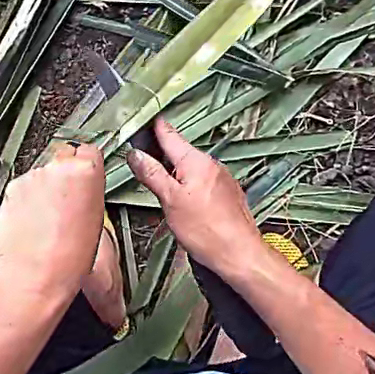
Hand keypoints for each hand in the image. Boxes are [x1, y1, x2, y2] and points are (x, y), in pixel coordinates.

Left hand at [0, 143, 106, 313]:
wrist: (35, 275)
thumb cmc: (68, 257)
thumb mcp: (97, 221)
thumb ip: (90, 193)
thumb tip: (84, 190)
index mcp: (86, 172)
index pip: (89, 151)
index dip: (86, 165)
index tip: (83, 175)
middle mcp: (58, 168)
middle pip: (63, 157)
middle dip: (63, 174)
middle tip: (65, 200)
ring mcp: (33, 176)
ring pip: (42, 173)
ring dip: (44, 188)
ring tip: (48, 217)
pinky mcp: (12, 187)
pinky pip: (23, 187)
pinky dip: (26, 199)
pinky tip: (32, 220)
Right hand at [125, 119, 264, 276]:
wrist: (240, 254)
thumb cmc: (207, 230)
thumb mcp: (170, 200)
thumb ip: (151, 174)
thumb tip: (135, 155)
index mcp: (195, 160)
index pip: (169, 134)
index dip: (153, 126)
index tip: (142, 119)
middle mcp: (211, 164)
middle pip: (179, 151)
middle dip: (161, 153)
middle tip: (141, 156)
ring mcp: (221, 178)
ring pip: (191, 167)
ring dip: (175, 171)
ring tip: (160, 184)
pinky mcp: (227, 193)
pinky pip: (203, 180)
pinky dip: (189, 183)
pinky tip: (184, 200)